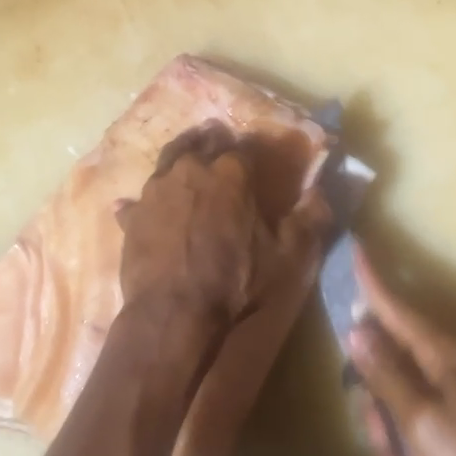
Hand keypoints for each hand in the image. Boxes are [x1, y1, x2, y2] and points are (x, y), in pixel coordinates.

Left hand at [116, 122, 328, 323]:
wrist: (173, 314)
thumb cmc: (234, 281)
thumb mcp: (285, 257)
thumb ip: (309, 220)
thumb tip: (322, 192)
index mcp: (230, 172)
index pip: (245, 148)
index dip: (254, 151)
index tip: (258, 158)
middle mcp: (191, 169)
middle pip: (202, 142)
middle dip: (214, 141)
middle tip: (220, 144)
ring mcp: (157, 190)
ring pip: (169, 159)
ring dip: (180, 157)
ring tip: (187, 161)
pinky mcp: (133, 215)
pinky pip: (138, 200)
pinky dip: (144, 202)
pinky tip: (138, 206)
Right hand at [350, 248, 455, 455]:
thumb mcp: (419, 418)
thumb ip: (385, 374)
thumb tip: (356, 329)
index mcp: (438, 354)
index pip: (395, 308)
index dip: (372, 281)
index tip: (355, 247)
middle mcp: (438, 369)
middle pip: (381, 369)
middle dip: (374, 411)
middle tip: (383, 438)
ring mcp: (438, 402)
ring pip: (385, 409)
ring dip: (387, 445)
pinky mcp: (438, 432)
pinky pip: (400, 438)